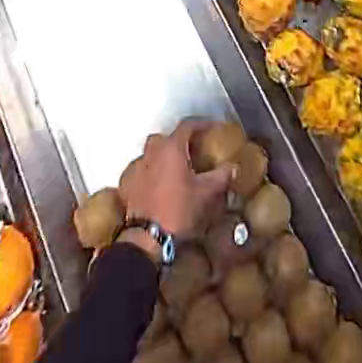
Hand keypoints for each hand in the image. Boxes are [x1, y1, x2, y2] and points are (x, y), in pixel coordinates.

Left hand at [119, 119, 233, 242]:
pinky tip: (163, 185)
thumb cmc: (178, 210)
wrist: (147, 237)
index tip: (213, 128)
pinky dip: (155, 171)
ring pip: (154, 152)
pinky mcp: (129, 182)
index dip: (202, 124)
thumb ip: (221, 176)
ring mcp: (137, 166)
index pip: (187, 125)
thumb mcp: (205, 193)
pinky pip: (145, 169)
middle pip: (168, 137)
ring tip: (181, 169)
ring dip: (167, 156)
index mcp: (170, 148)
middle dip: (183, 141)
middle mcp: (152, 151)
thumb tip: (232, 167)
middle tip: (197, 151)